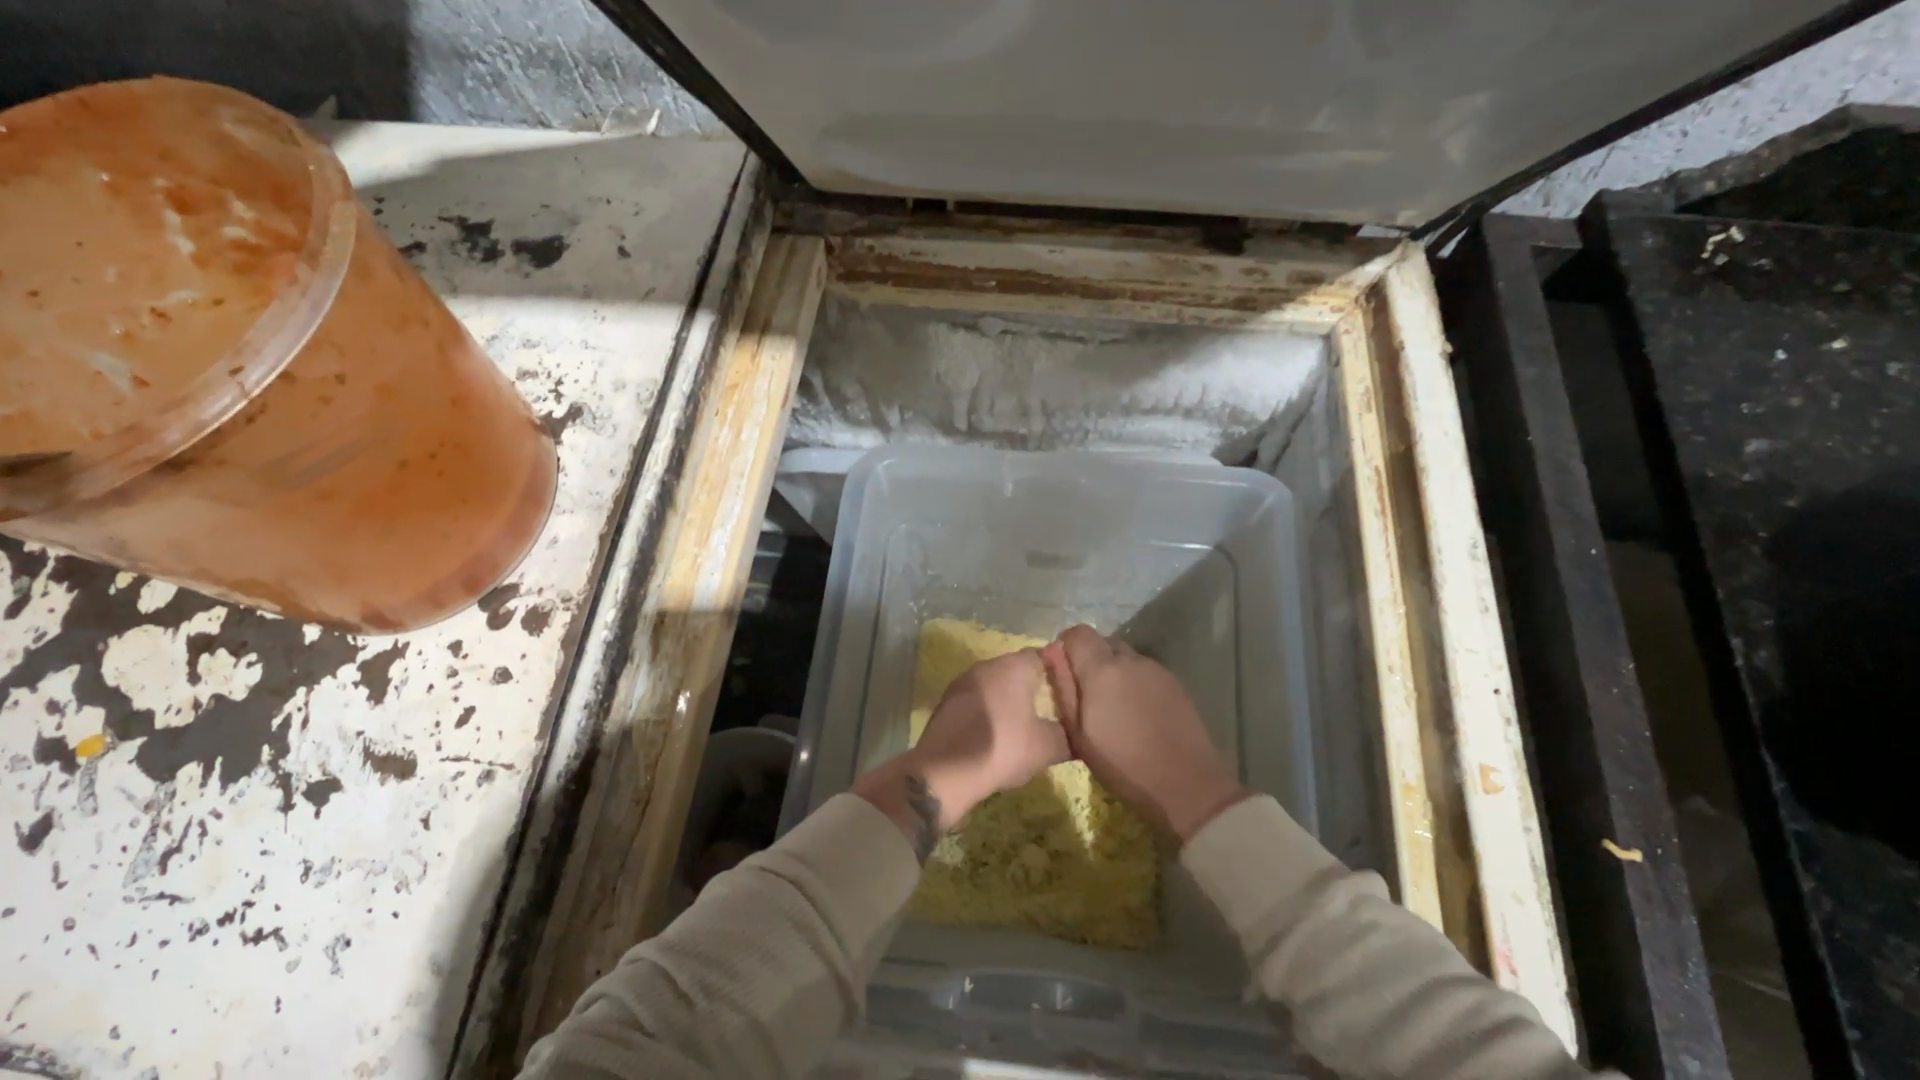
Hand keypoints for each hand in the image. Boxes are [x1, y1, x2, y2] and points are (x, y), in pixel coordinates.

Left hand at [853, 648, 1069, 859]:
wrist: (945, 773)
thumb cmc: (1002, 749)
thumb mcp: (1048, 747)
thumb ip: (1068, 735)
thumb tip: (1079, 734)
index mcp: (1012, 667)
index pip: (1045, 656)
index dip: (1060, 673)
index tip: (1071, 694)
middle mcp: (985, 666)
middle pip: (1017, 670)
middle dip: (1034, 688)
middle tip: (1051, 712)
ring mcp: (962, 683)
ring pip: (995, 685)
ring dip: (1009, 701)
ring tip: (1024, 727)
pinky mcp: (946, 703)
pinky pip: (977, 701)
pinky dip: (989, 713)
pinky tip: (996, 736)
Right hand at [1052, 625, 1248, 841]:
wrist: (1185, 782)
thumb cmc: (1122, 763)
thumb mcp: (1079, 733)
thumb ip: (1063, 688)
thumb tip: (1051, 654)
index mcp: (1102, 669)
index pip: (1077, 633)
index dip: (1066, 647)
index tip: (1063, 673)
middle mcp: (1130, 659)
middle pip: (1103, 641)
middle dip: (1090, 659)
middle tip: (1086, 693)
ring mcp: (1155, 669)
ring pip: (1125, 656)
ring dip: (1113, 671)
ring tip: (1113, 706)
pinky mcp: (1174, 682)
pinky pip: (1144, 671)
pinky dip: (1134, 682)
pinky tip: (1137, 713)